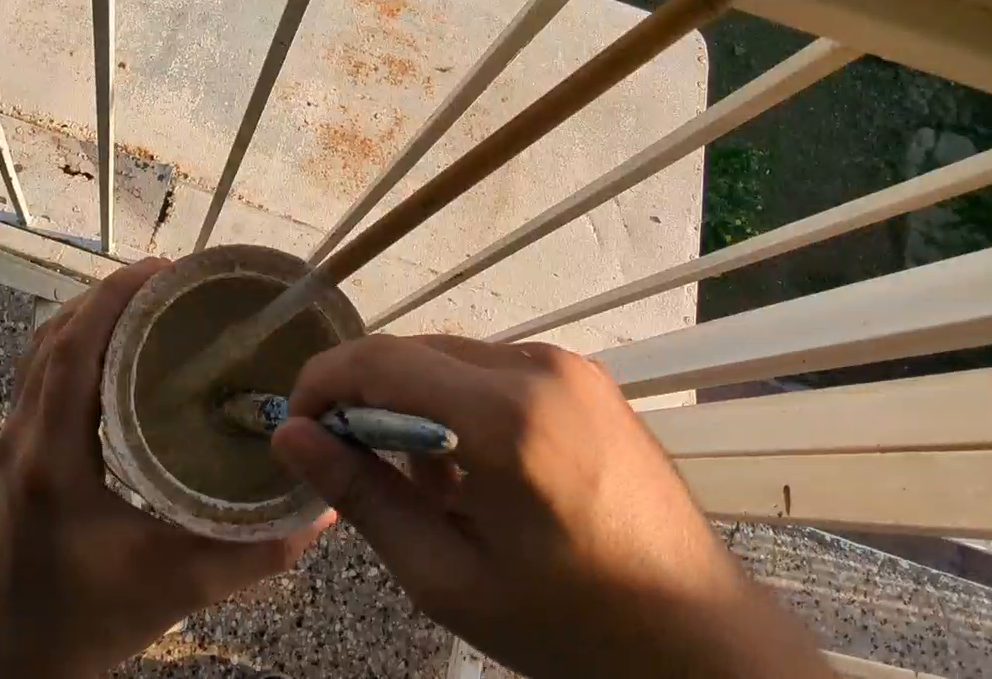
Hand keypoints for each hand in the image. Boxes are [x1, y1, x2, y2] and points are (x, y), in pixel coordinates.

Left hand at [0, 259, 331, 678]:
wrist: (18, 658)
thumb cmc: (92, 619)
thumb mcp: (180, 587)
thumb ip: (254, 551)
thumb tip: (319, 507)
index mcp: (55, 456)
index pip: (75, 349)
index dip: (115, 298)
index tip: (163, 269)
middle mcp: (25, 434)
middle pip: (56, 336)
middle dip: (108, 297)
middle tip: (169, 282)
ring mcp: (13, 439)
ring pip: (42, 350)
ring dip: (89, 316)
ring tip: (146, 304)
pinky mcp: (16, 448)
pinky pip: (40, 371)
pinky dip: (75, 343)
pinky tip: (115, 350)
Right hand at [270, 335, 830, 678]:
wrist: (703, 640)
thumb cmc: (568, 626)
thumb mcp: (446, 577)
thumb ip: (361, 496)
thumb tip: (289, 436)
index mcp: (505, 417)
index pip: (379, 361)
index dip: (322, 384)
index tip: (298, 429)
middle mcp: (537, 366)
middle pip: (411, 352)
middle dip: (364, 397)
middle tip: (351, 464)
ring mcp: (567, 364)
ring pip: (447, 356)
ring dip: (412, 400)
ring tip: (422, 481)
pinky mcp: (584, 375)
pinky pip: (490, 367)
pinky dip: (457, 401)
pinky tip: (471, 464)